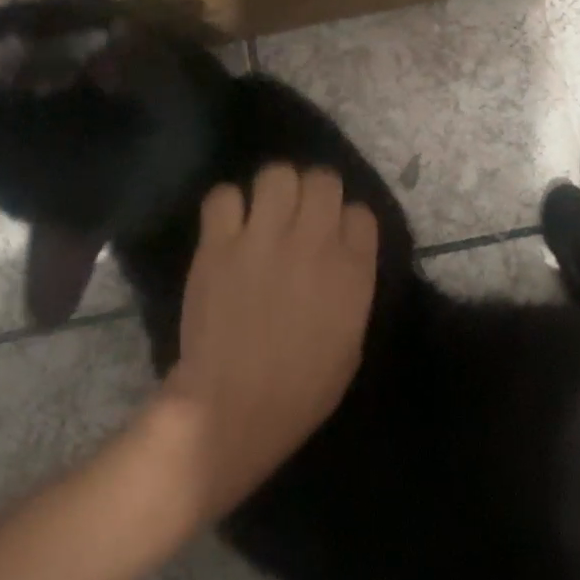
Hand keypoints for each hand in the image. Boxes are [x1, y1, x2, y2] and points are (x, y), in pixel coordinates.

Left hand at [159, 164, 379, 517]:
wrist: (232, 406)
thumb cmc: (302, 389)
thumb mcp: (351, 341)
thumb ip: (352, 288)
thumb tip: (342, 259)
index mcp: (353, 271)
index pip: (361, 212)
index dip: (347, 222)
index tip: (335, 239)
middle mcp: (313, 242)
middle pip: (323, 180)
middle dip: (314, 193)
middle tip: (299, 218)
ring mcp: (263, 238)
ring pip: (276, 174)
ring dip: (274, 190)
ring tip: (265, 214)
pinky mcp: (218, 244)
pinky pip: (224, 196)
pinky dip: (227, 207)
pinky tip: (228, 229)